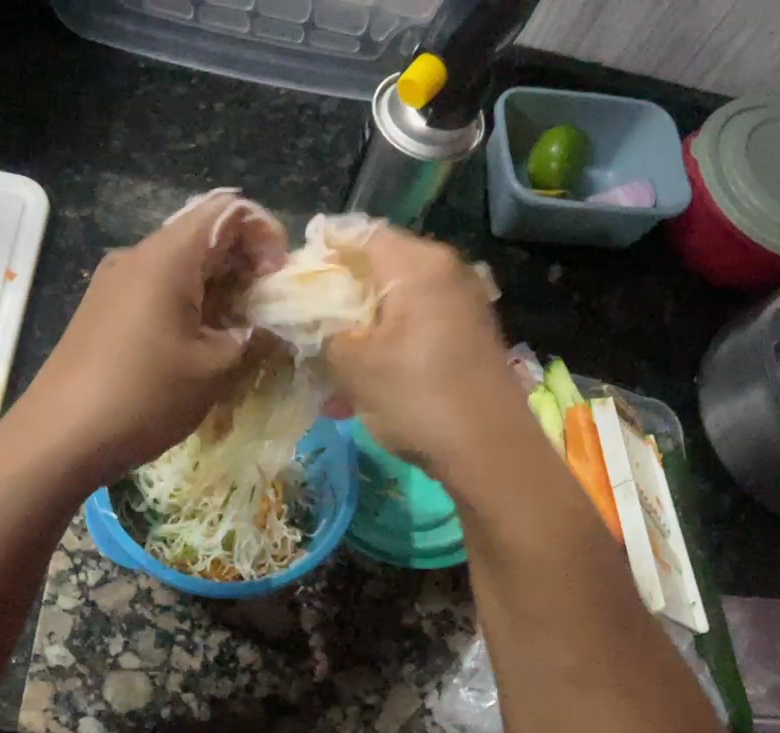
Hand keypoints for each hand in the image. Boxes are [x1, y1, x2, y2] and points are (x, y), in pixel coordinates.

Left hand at [13, 191, 287, 484]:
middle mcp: (137, 257)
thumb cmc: (144, 396)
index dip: (266, 235)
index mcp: (168, 256)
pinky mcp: (101, 314)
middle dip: (244, 270)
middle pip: (204, 238)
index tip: (278, 282)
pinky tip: (196, 354)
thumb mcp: (215, 369)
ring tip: (235, 342)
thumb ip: (254, 337)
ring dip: (217, 296)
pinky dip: (187, 311)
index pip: (229, 210)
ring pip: (180, 270)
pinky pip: (155, 295)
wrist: (59, 438)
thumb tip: (270, 327)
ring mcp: (114, 285)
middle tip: (265, 318)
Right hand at [324, 229, 530, 480]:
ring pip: (394, 307)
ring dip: (357, 334)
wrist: (489, 452)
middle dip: (336, 300)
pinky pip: (414, 332)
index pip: (356, 234)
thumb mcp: (353, 365)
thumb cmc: (416, 397)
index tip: (290, 282)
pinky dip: (385, 352)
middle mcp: (446, 273)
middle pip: (376, 270)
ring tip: (327, 371)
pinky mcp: (467, 340)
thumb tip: (305, 317)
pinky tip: (360, 390)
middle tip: (303, 328)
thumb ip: (321, 331)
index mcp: (418, 264)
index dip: (318, 253)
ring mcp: (462, 306)